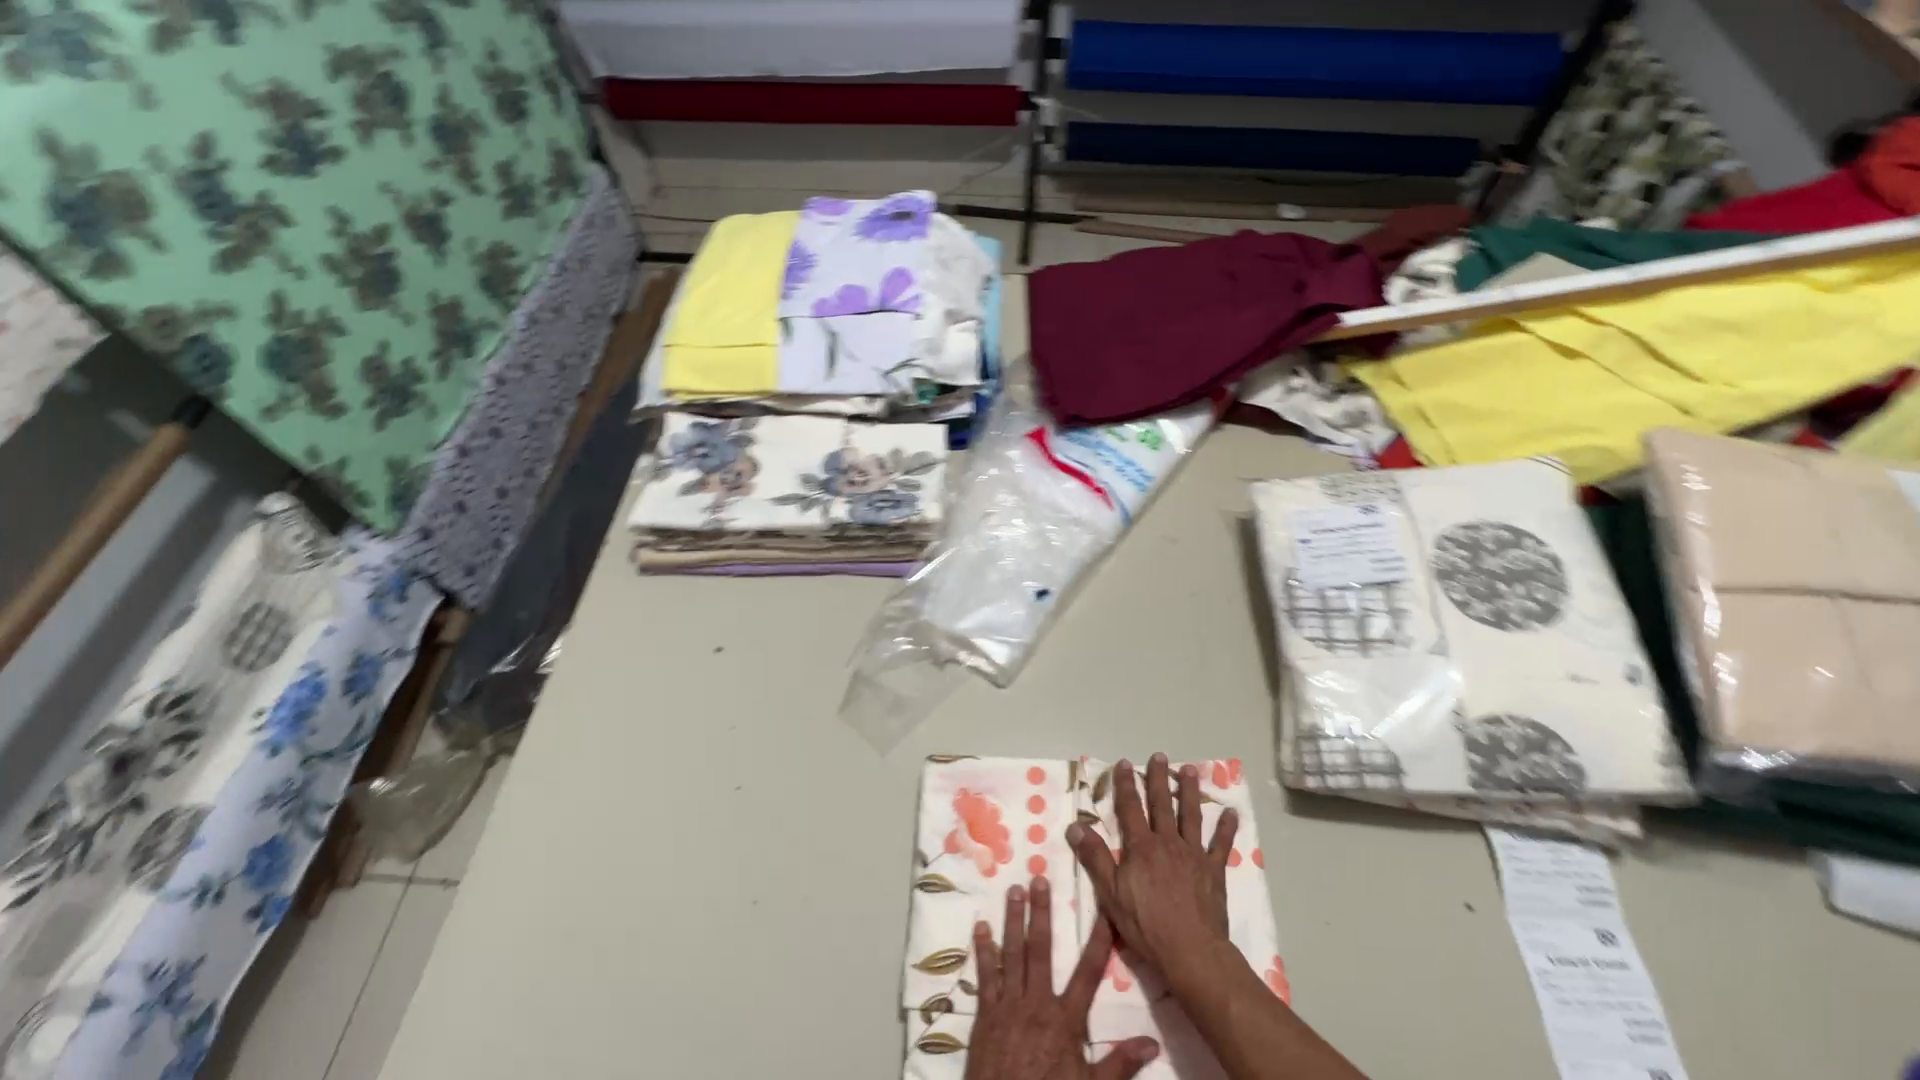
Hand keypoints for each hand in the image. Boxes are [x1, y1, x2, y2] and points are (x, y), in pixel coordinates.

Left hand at [964, 877, 1159, 1079]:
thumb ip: (1119, 1063)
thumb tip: (1152, 1043)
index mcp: (1065, 1019)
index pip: (1088, 972)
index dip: (1098, 941)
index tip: (1103, 911)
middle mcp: (1036, 1003)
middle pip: (1041, 950)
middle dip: (1041, 913)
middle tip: (1038, 880)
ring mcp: (1008, 1006)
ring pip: (1011, 954)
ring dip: (1012, 921)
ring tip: (1012, 892)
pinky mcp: (985, 1015)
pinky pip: (985, 977)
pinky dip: (983, 951)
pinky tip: (980, 928)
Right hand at [1066, 755, 1236, 979]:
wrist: (1190, 950)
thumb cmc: (1145, 925)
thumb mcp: (1110, 894)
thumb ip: (1094, 858)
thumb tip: (1075, 826)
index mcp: (1140, 848)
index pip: (1130, 809)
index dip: (1125, 785)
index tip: (1124, 764)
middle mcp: (1167, 843)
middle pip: (1161, 805)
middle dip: (1158, 779)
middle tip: (1158, 756)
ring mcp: (1194, 855)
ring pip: (1191, 816)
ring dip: (1189, 792)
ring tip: (1190, 770)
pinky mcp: (1214, 871)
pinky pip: (1221, 844)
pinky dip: (1226, 828)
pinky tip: (1231, 812)